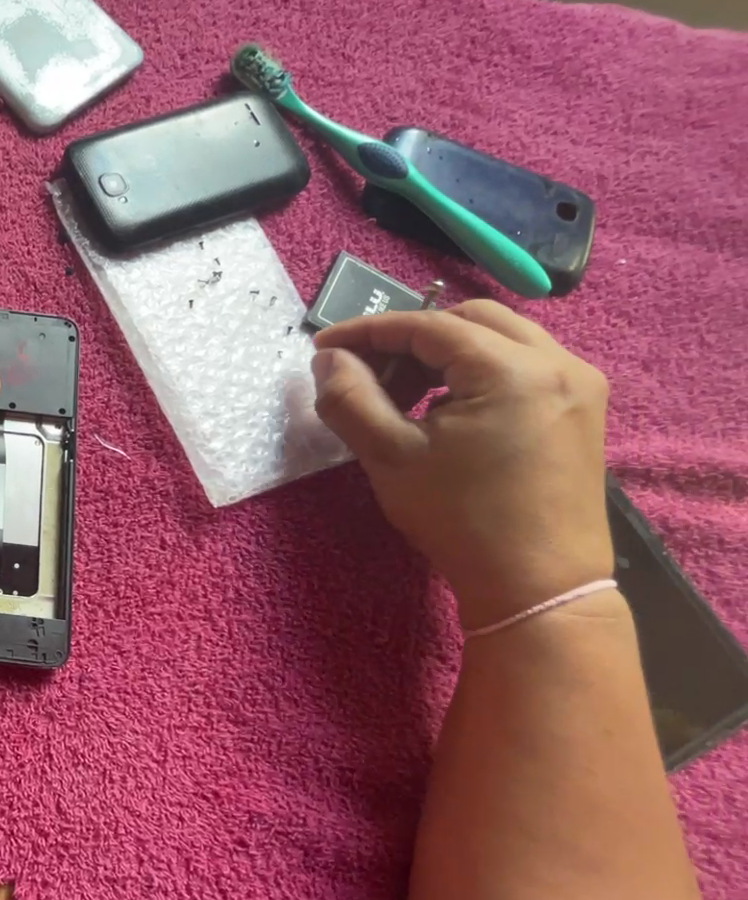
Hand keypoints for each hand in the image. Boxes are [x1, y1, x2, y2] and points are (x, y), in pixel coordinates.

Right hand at [311, 300, 613, 628]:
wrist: (536, 578)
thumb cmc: (457, 515)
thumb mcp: (388, 454)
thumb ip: (350, 398)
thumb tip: (327, 360)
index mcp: (512, 370)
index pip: (428, 326)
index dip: (367, 331)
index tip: (321, 347)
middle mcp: (558, 363)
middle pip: (470, 321)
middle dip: (407, 337)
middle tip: (362, 369)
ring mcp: (577, 384)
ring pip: (498, 340)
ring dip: (439, 354)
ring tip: (396, 393)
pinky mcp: (579, 408)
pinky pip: (518, 366)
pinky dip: (470, 373)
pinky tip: (438, 408)